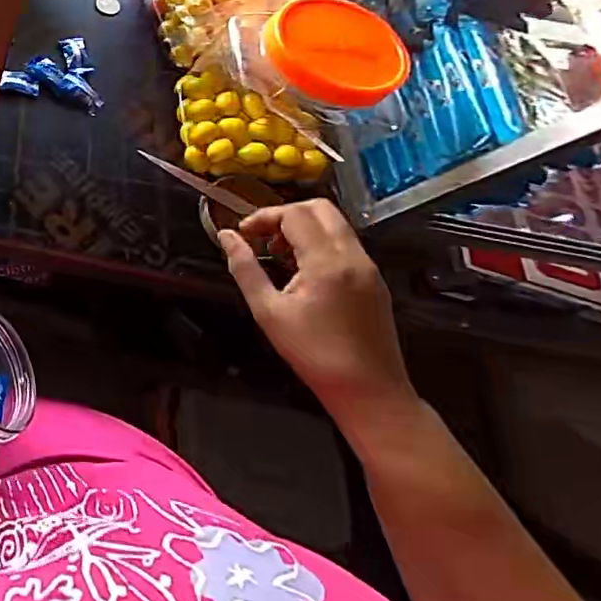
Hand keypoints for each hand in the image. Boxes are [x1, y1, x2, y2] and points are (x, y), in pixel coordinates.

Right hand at [218, 200, 415, 421]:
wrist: (369, 391)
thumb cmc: (312, 353)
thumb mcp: (268, 311)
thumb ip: (244, 268)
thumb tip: (226, 236)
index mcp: (328, 263)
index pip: (295, 214)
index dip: (263, 216)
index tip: (243, 235)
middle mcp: (354, 257)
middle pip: (320, 208)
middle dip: (285, 214)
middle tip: (261, 237)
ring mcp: (369, 268)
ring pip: (335, 224)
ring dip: (303, 227)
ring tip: (278, 254)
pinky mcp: (374, 280)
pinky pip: (345, 243)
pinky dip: (319, 242)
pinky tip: (302, 271)